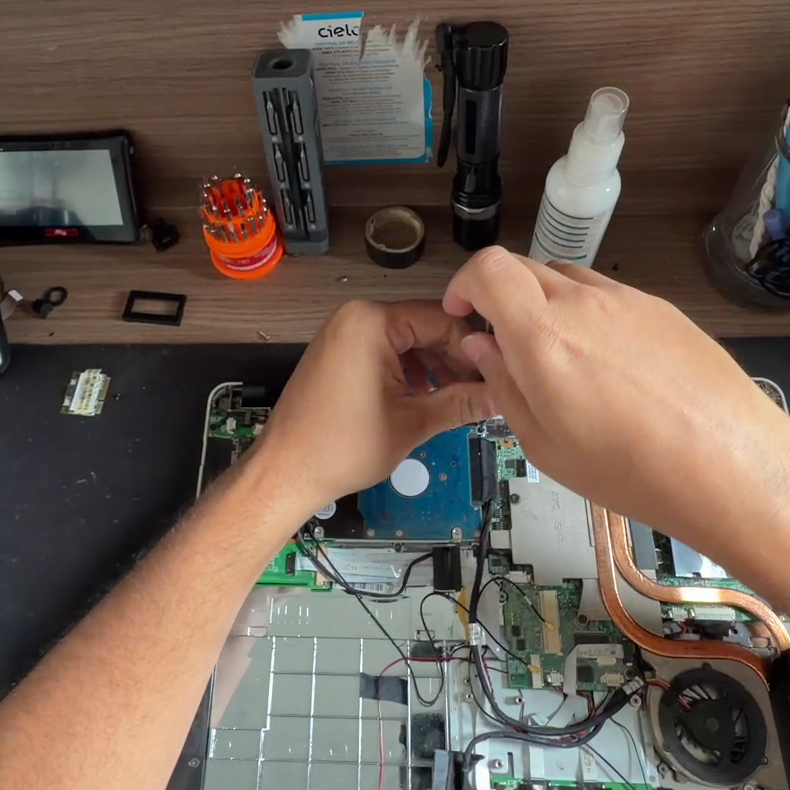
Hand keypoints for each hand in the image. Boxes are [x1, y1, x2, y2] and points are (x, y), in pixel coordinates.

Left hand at [249, 299, 495, 525]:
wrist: (285, 472)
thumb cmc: (343, 447)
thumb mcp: (412, 423)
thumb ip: (461, 403)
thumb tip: (505, 396)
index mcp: (372, 321)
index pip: (442, 319)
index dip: (473, 350)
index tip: (498, 377)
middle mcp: (357, 316)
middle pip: (425, 328)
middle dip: (455, 360)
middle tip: (485, 391)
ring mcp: (345, 333)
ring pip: (407, 342)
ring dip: (435, 368)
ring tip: (461, 400)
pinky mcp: (339, 353)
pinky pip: (386, 351)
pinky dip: (410, 372)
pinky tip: (430, 398)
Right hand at [442, 248, 789, 569]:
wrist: (734, 468)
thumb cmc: (629, 469)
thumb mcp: (543, 443)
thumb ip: (504, 383)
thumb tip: (483, 346)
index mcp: (543, 335)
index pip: (489, 268)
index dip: (465, 284)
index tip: (463, 314)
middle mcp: (583, 302)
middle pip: (524, 268)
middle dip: (500, 297)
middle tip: (505, 344)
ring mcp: (628, 300)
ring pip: (566, 279)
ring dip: (545, 304)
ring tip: (559, 357)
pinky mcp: (662, 310)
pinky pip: (608, 296)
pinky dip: (587, 314)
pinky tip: (608, 365)